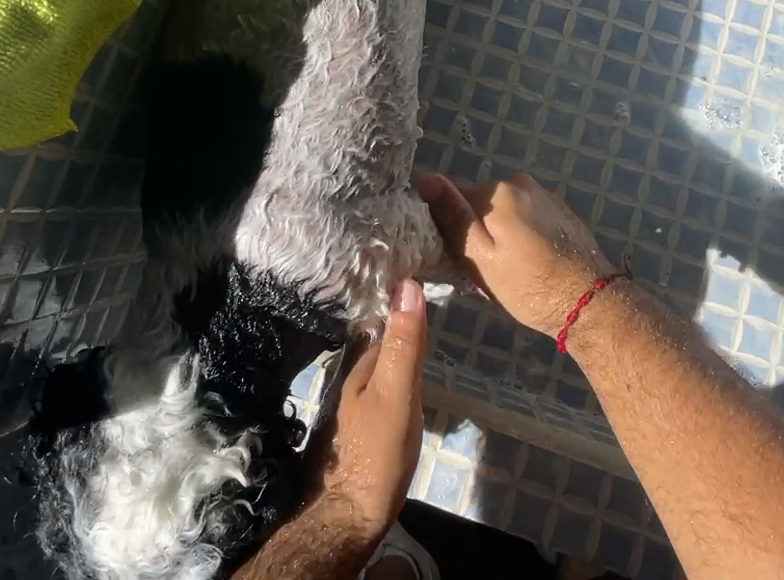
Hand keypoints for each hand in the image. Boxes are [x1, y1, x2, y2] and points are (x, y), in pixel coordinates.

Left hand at [305, 279, 428, 544]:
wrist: (355, 512)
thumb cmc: (379, 448)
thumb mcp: (397, 392)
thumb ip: (404, 344)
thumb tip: (408, 285)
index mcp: (362, 364)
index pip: (386, 320)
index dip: (403, 299)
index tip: (422, 272)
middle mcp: (356, 377)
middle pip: (383, 340)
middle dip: (401, 318)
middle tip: (429, 295)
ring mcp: (359, 402)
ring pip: (383, 361)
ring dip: (400, 342)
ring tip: (423, 325)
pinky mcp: (367, 423)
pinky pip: (385, 382)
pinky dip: (399, 369)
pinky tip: (410, 373)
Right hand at [415, 172, 614, 333]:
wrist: (591, 303)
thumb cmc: (528, 285)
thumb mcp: (479, 257)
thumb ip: (452, 216)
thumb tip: (424, 177)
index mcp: (497, 190)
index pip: (455, 201)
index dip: (453, 232)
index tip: (462, 259)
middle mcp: (521, 183)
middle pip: (482, 206)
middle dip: (480, 234)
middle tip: (487, 271)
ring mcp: (545, 196)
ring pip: (506, 214)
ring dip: (503, 236)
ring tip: (512, 271)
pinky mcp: (562, 212)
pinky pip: (529, 219)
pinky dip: (524, 237)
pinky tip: (532, 264)